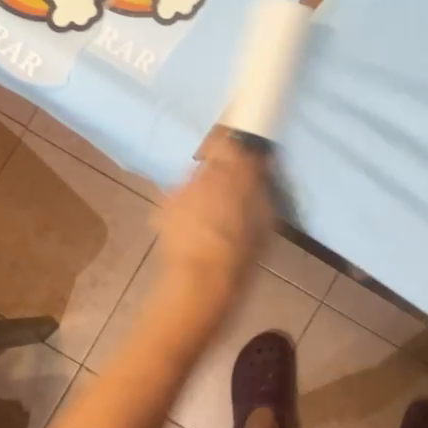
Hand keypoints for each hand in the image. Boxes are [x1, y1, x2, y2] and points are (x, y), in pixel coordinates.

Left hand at [151, 133, 273, 325]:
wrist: (198, 286)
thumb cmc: (240, 260)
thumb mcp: (265, 225)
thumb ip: (262, 190)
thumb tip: (261, 167)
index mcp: (236, 175)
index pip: (234, 142)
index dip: (239, 146)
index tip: (247, 156)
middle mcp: (205, 173)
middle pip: (214, 155)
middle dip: (223, 166)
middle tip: (233, 187)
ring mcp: (181, 188)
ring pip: (196, 176)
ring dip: (204, 185)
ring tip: (211, 212)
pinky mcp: (163, 205)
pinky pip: (180, 195)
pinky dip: (187, 203)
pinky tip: (194, 226)